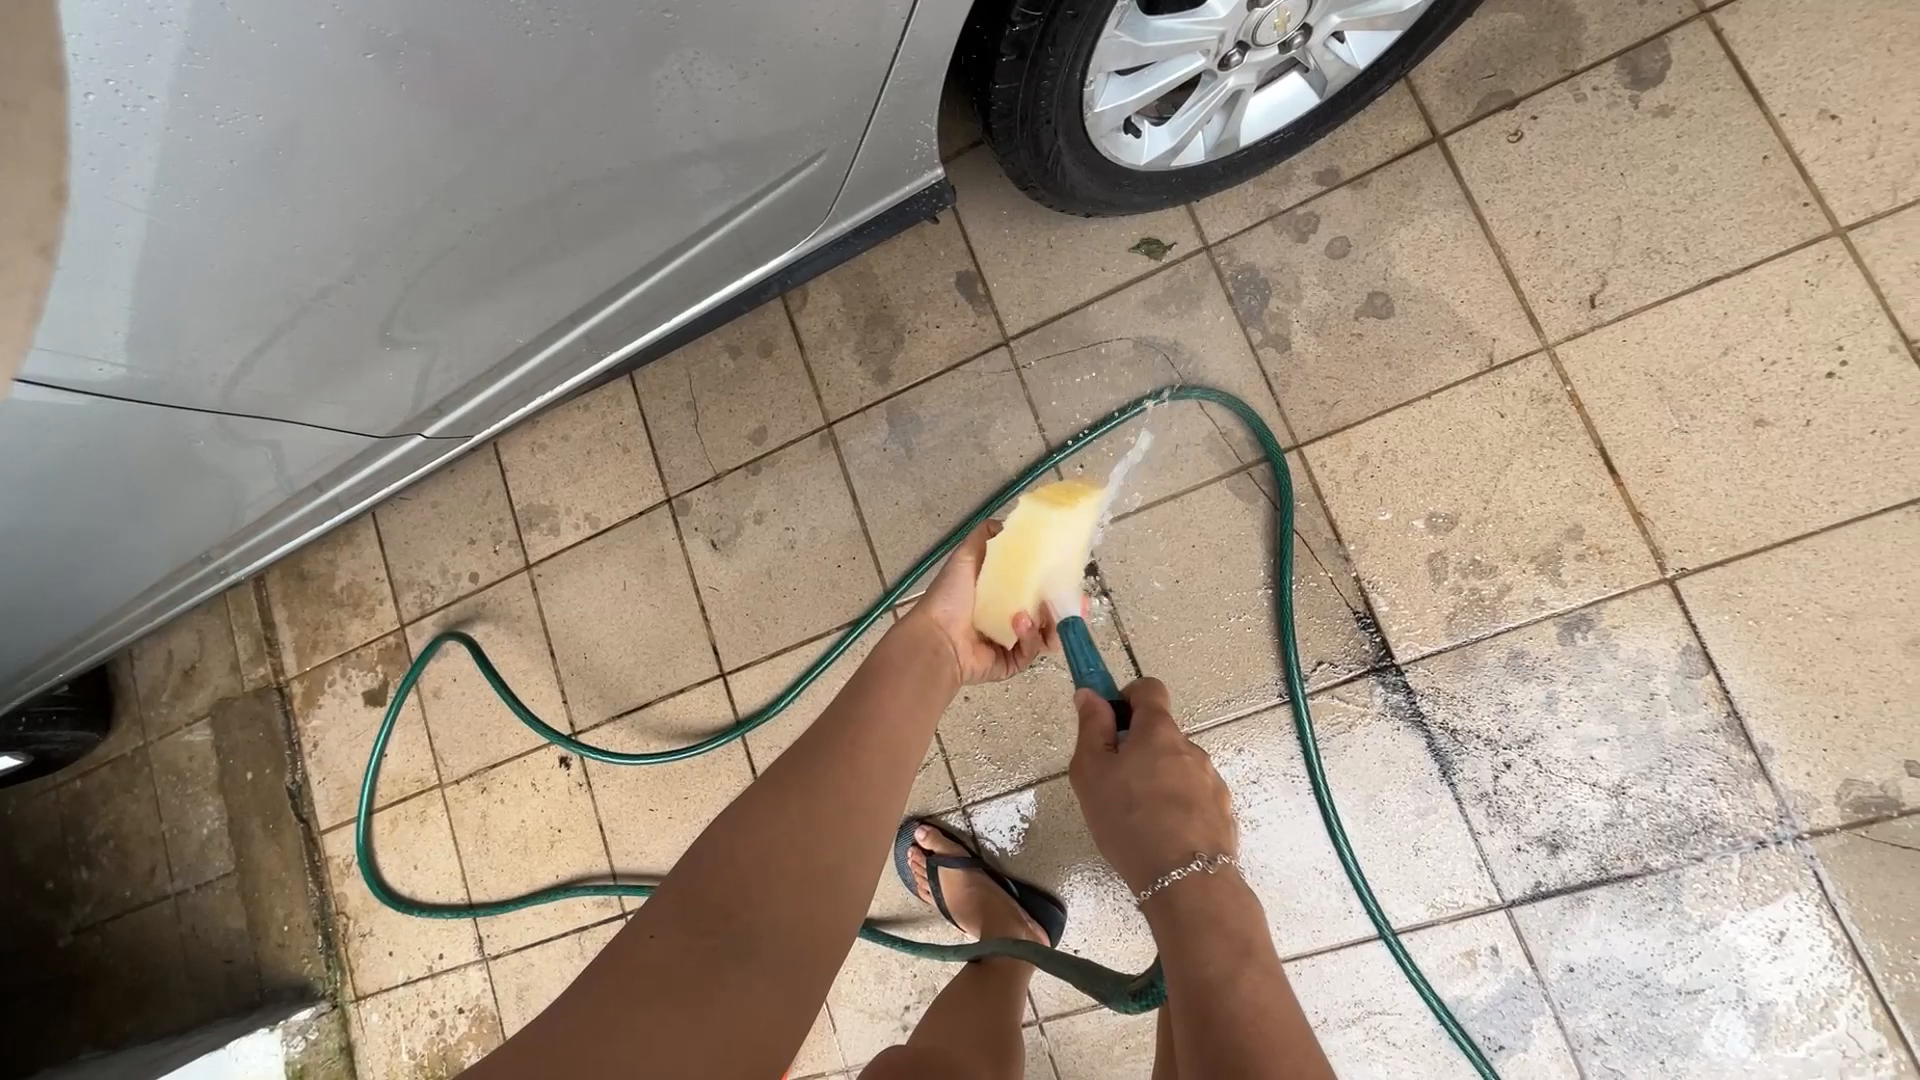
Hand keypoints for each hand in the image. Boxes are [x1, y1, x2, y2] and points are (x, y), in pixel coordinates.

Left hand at [902, 521, 1057, 685]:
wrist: (936, 637)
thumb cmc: (950, 596)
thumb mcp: (966, 556)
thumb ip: (986, 538)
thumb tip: (1006, 524)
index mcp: (1000, 594)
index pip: (1036, 588)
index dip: (1055, 582)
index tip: (1071, 576)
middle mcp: (1007, 619)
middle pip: (1046, 614)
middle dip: (1062, 608)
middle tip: (1077, 602)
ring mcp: (1010, 643)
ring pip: (1045, 635)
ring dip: (1049, 623)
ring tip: (1044, 611)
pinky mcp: (1010, 663)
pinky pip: (1030, 652)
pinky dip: (1029, 637)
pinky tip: (1019, 623)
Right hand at [1069, 679, 1236, 895]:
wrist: (1186, 882)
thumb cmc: (1128, 820)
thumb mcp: (1092, 772)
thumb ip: (1091, 727)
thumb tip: (1090, 694)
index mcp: (1158, 731)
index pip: (1149, 689)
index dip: (1128, 697)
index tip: (1112, 722)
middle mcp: (1191, 747)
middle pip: (1162, 734)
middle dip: (1140, 750)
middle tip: (1116, 783)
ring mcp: (1212, 781)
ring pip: (1178, 768)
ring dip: (1160, 780)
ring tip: (1140, 818)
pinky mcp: (1224, 812)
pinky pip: (1195, 798)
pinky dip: (1179, 807)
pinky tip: (1164, 836)